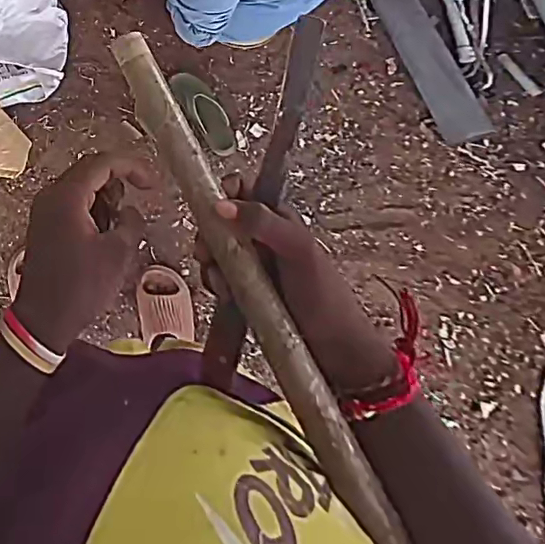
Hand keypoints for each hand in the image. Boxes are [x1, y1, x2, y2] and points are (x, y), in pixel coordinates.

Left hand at [12, 153, 157, 349]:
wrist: (43, 321)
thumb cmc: (79, 288)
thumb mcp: (117, 254)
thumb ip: (131, 223)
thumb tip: (130, 212)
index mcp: (66, 197)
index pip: (102, 163)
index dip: (131, 167)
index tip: (150, 182)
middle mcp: (51, 196)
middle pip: (89, 170)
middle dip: (118, 181)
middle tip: (137, 198)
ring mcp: (44, 209)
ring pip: (81, 185)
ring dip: (104, 196)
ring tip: (118, 223)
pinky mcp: (44, 224)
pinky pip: (72, 202)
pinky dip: (91, 208)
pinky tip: (103, 232)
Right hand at [198, 179, 397, 394]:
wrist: (338, 353)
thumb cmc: (324, 295)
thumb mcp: (297, 249)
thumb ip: (262, 222)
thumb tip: (220, 204)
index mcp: (277, 218)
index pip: (244, 190)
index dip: (224, 192)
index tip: (212, 209)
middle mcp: (262, 237)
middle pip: (221, 220)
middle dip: (210, 234)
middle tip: (207, 251)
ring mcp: (252, 264)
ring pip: (216, 250)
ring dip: (210, 262)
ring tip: (220, 281)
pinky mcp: (245, 291)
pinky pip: (219, 278)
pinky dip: (216, 284)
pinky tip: (225, 295)